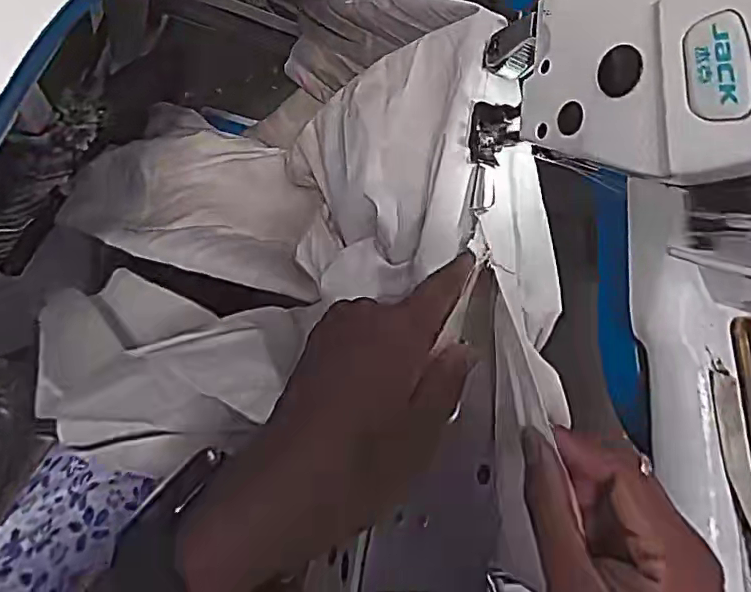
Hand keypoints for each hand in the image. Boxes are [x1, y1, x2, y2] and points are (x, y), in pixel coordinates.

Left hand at [173, 252, 477, 591]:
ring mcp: (334, 329)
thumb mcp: (422, 433)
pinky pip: (353, 336)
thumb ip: (447, 381)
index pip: (438, 290)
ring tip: (391, 397)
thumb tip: (460, 349)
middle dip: (421, 334)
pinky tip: (362, 396)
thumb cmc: (361, 464)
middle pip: (406, 312)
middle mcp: (365, 317)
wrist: (282, 490)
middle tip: (429, 377)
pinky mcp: (312, 348)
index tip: (468, 260)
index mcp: (400, 330)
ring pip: (377, 326)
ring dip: (389, 345)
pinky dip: (364, 353)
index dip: (458, 275)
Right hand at [525, 427, 723, 591]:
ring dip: (580, 501)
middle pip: (624, 481)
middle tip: (537, 474)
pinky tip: (569, 541)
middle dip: (575, 476)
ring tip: (551, 520)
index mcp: (679, 553)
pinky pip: (623, 530)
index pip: (623, 468)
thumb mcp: (573, 584)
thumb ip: (552, 509)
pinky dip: (590, 527)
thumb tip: (537, 454)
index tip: (537, 436)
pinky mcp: (665, 577)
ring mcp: (680, 565)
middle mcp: (688, 553)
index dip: (575, 447)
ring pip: (621, 503)